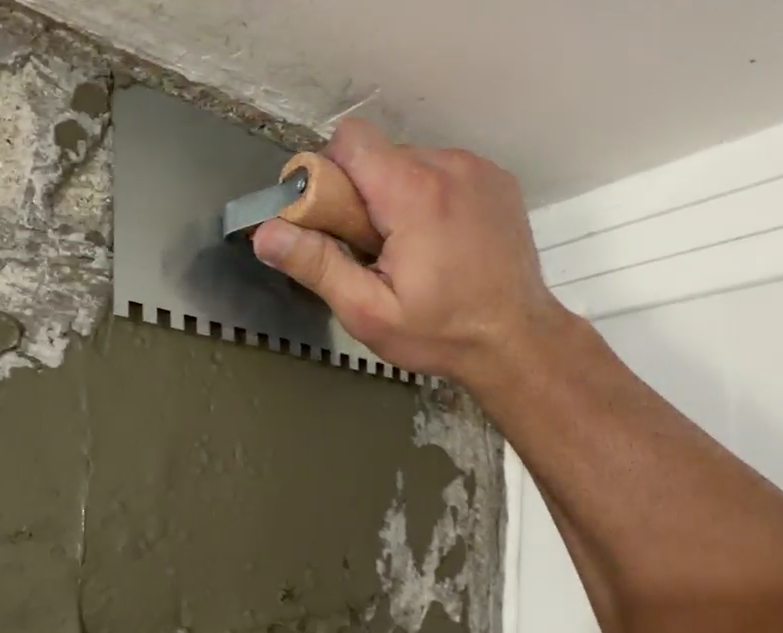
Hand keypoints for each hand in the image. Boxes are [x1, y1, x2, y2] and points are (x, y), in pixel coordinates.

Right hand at [252, 119, 573, 388]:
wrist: (517, 341)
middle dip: (364, 196)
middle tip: (374, 253)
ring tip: (412, 254)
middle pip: (380, 155)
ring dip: (398, 198)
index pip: (350, 140)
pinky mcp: (498, 181)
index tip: (333, 220)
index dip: (330, 174)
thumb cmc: (440, 333)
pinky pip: (445, 173)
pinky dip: (432, 200)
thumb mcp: (367, 312)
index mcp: (413, 192)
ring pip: (413, 163)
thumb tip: (265, 233)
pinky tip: (441, 245)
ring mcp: (479, 169)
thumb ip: (316, 265)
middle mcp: (449, 165)